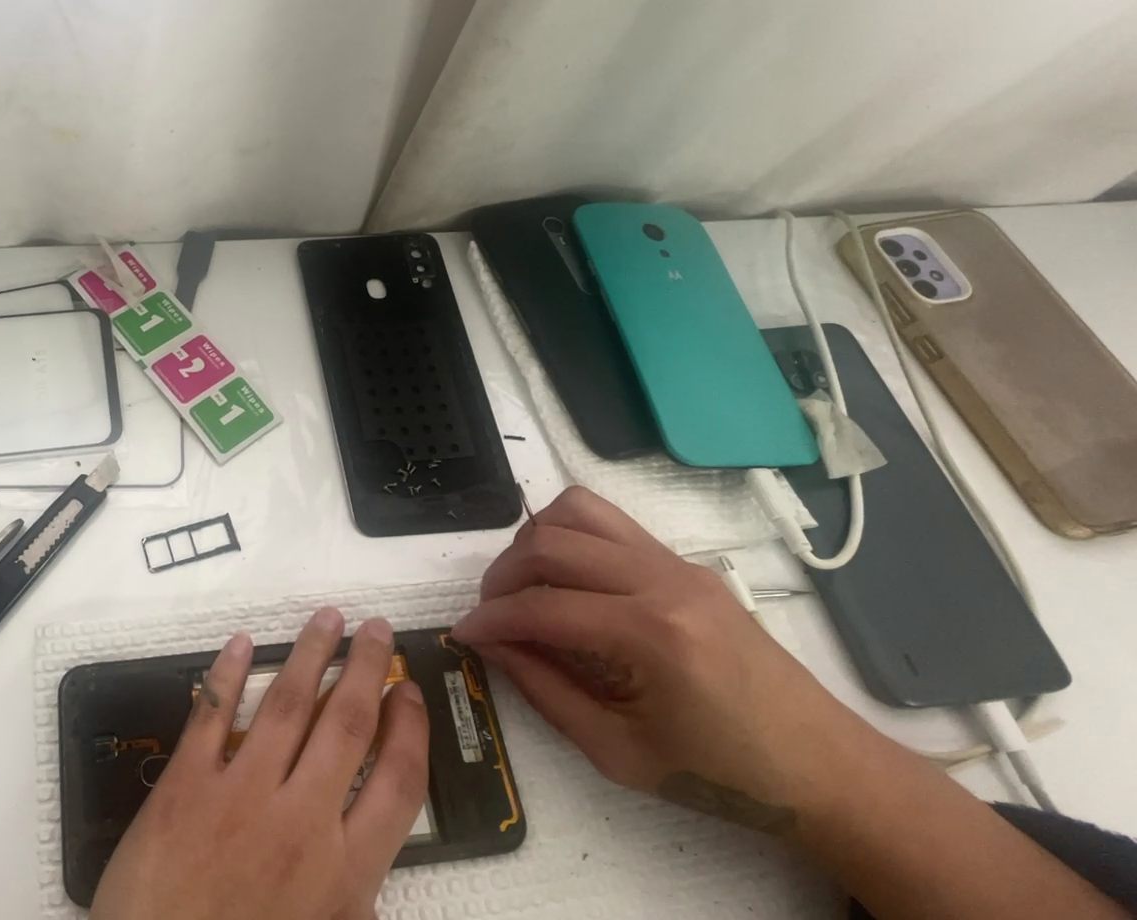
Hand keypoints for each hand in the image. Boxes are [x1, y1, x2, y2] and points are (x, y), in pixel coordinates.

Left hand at [89, 608, 430, 919]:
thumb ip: (350, 909)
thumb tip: (367, 888)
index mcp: (342, 870)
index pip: (398, 782)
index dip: (410, 729)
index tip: (409, 691)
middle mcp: (300, 819)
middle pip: (347, 725)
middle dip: (367, 668)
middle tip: (377, 629)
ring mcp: (240, 793)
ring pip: (288, 706)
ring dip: (311, 655)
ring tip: (327, 619)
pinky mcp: (185, 784)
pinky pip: (211, 715)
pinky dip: (227, 674)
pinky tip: (242, 643)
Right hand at [452, 486, 863, 832]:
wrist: (825, 769)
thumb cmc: (722, 774)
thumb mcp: (618, 751)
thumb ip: (545, 690)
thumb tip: (492, 647)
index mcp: (653, 635)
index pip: (542, 606)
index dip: (490, 620)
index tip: (461, 635)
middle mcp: (663, 581)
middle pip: (550, 543)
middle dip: (502, 576)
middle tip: (490, 615)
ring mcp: (678, 564)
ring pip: (577, 511)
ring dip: (533, 541)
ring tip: (523, 586)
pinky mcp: (686, 564)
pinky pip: (609, 522)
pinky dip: (569, 536)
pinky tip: (564, 579)